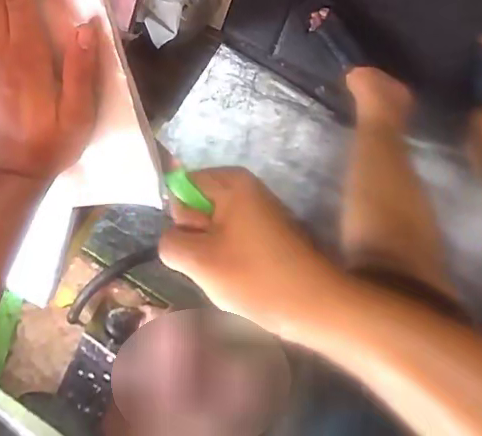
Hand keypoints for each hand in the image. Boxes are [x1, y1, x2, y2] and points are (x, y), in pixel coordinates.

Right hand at [157, 168, 341, 335]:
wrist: (310, 301)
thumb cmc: (254, 276)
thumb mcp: (199, 261)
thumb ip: (172, 241)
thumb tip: (171, 234)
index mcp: (230, 181)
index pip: (182, 185)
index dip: (180, 218)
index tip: (192, 244)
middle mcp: (245, 185)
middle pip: (197, 204)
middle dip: (195, 235)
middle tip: (209, 262)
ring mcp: (257, 206)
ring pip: (212, 226)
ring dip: (210, 251)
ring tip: (226, 273)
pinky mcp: (265, 228)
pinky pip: (230, 236)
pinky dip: (227, 256)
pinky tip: (239, 276)